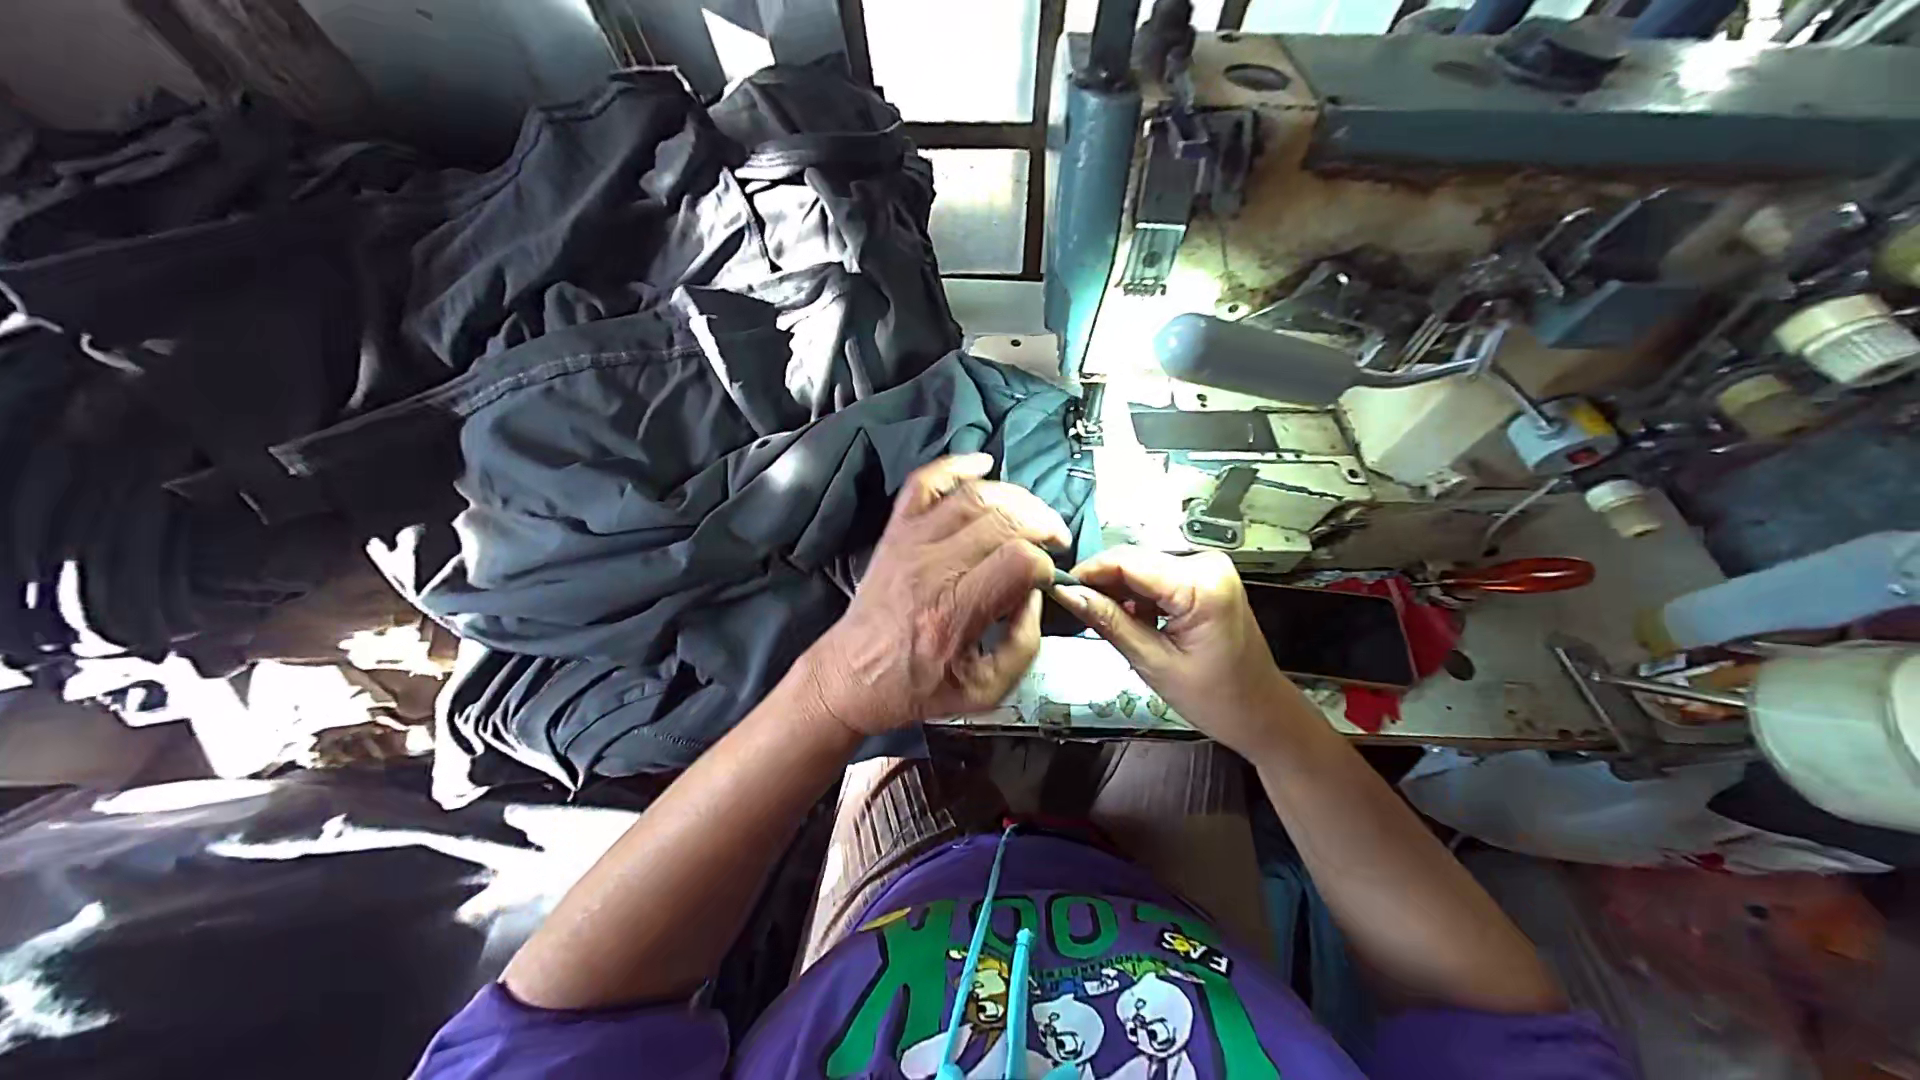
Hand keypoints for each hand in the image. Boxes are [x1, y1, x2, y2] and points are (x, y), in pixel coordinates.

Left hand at [802, 454, 1068, 735]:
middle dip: (1041, 524)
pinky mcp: (895, 532)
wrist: (852, 676)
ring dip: (1015, 497)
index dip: (1045, 565)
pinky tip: (983, 464)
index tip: (1047, 578)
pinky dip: (956, 465)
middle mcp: (933, 568)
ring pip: (973, 496)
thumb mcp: (987, 690)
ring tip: (1033, 515)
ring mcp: (910, 543)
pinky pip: (924, 482)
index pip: (1018, 560)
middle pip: (1003, 519)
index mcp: (955, 612)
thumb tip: (1036, 593)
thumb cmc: (918, 687)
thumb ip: (1025, 644)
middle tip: (1055, 539)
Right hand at [1052, 546, 1305, 758]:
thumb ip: (1109, 621)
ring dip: (1118, 592)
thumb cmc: (1215, 697)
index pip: (1127, 562)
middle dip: (1101, 584)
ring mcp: (1207, 569)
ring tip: (1105, 625)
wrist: (1262, 712)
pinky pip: (1157, 578)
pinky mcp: (1204, 578)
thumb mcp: (1153, 662)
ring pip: (1141, 569)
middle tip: (1075, 612)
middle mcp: (1206, 564)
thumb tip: (1068, 593)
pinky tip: (1131, 622)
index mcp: (1201, 584)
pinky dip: (1137, 597)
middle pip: (1133, 562)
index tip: (1058, 589)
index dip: (1088, 572)